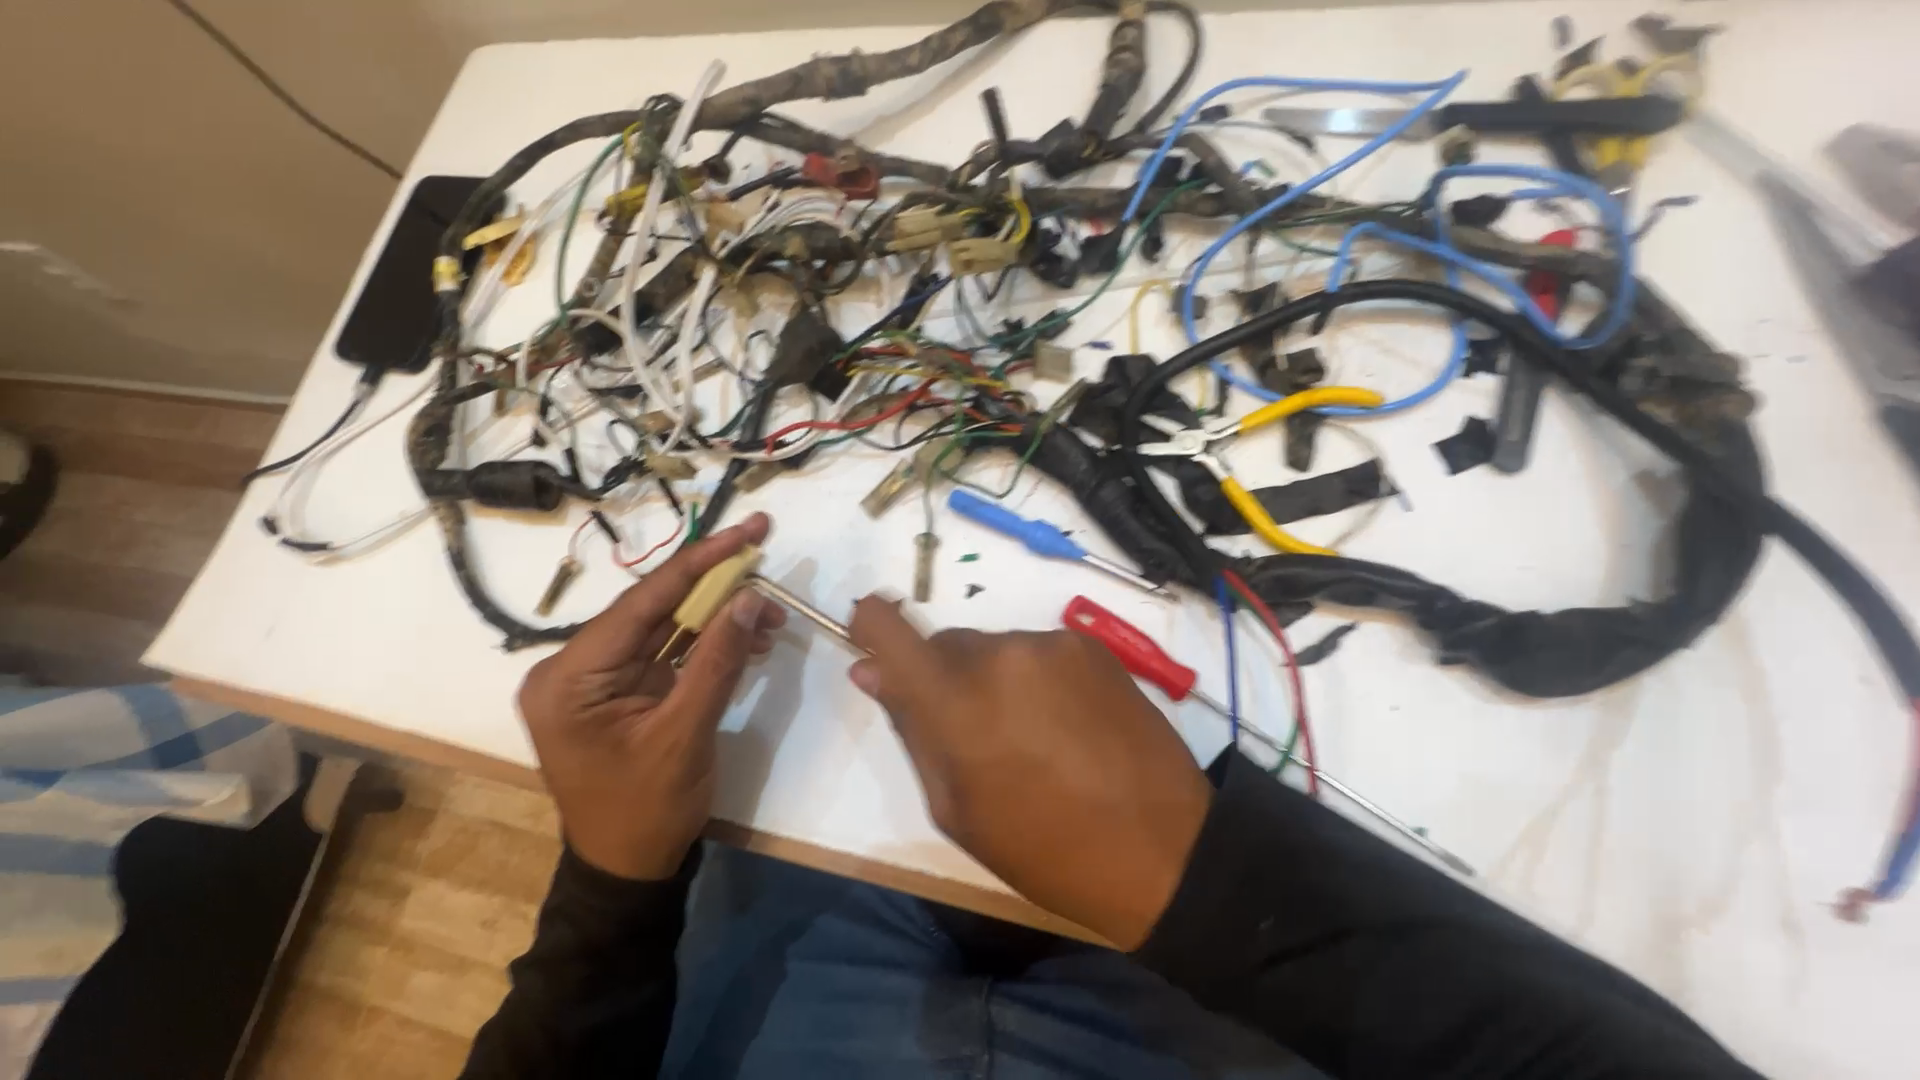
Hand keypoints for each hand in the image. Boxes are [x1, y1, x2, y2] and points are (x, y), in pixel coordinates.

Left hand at [517, 513, 786, 880]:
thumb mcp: (685, 734)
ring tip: (770, 611)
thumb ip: (716, 660)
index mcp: (569, 678)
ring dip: (716, 615)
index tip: (745, 532)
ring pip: (663, 627)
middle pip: (652, 609)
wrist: (628, 871)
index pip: (641, 603)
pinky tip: (749, 636)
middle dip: (712, 584)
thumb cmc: (646, 810)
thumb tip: (750, 597)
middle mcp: (573, 668)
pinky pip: (667, 654)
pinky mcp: (621, 692)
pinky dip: (707, 644)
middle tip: (761, 547)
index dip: (699, 563)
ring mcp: (597, 680)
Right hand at [846, 598, 1211, 947]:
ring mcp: (1052, 645)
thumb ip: (913, 732)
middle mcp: (1000, 654)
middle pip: (945, 644)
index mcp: (956, 702)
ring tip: (1032, 739)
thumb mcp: (957, 810)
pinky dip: (1036, 679)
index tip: (869, 638)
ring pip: (994, 650)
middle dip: (943, 679)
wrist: (1163, 849)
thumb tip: (872, 674)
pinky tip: (1066, 724)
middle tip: (974, 736)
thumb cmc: (1045, 849)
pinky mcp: (1093, 646)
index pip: (889, 627)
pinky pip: (1038, 652)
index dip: (871, 625)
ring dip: (994, 681)